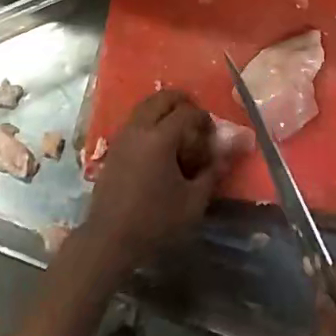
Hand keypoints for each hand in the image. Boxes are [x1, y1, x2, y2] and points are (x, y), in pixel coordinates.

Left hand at [81, 89, 220, 272]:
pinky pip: (134, 119)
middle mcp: (139, 128)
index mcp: (160, 137)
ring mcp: (123, 135)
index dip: (203, 117)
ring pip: (144, 105)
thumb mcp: (193, 202)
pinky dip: (149, 117)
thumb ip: (211, 175)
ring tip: (178, 123)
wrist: (111, 237)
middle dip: (181, 101)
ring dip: (162, 107)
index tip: (212, 131)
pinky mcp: (113, 146)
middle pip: (161, 98)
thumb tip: (225, 156)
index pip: (186, 112)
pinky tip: (157, 139)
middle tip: (195, 115)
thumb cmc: (156, 221)